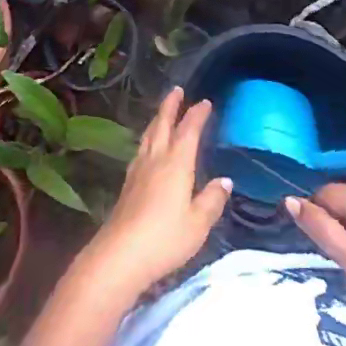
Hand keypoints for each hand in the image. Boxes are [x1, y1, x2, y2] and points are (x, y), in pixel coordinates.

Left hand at [72, 88, 230, 298]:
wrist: (120, 255)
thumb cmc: (165, 238)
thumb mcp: (198, 223)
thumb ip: (212, 200)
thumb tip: (225, 180)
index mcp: (176, 164)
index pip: (188, 131)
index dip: (196, 115)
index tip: (205, 101)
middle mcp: (155, 159)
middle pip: (162, 124)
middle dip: (170, 106)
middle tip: (177, 90)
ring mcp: (138, 170)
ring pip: (148, 135)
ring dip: (157, 119)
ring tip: (162, 112)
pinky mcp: (128, 184)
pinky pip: (141, 149)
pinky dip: (148, 138)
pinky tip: (147, 147)